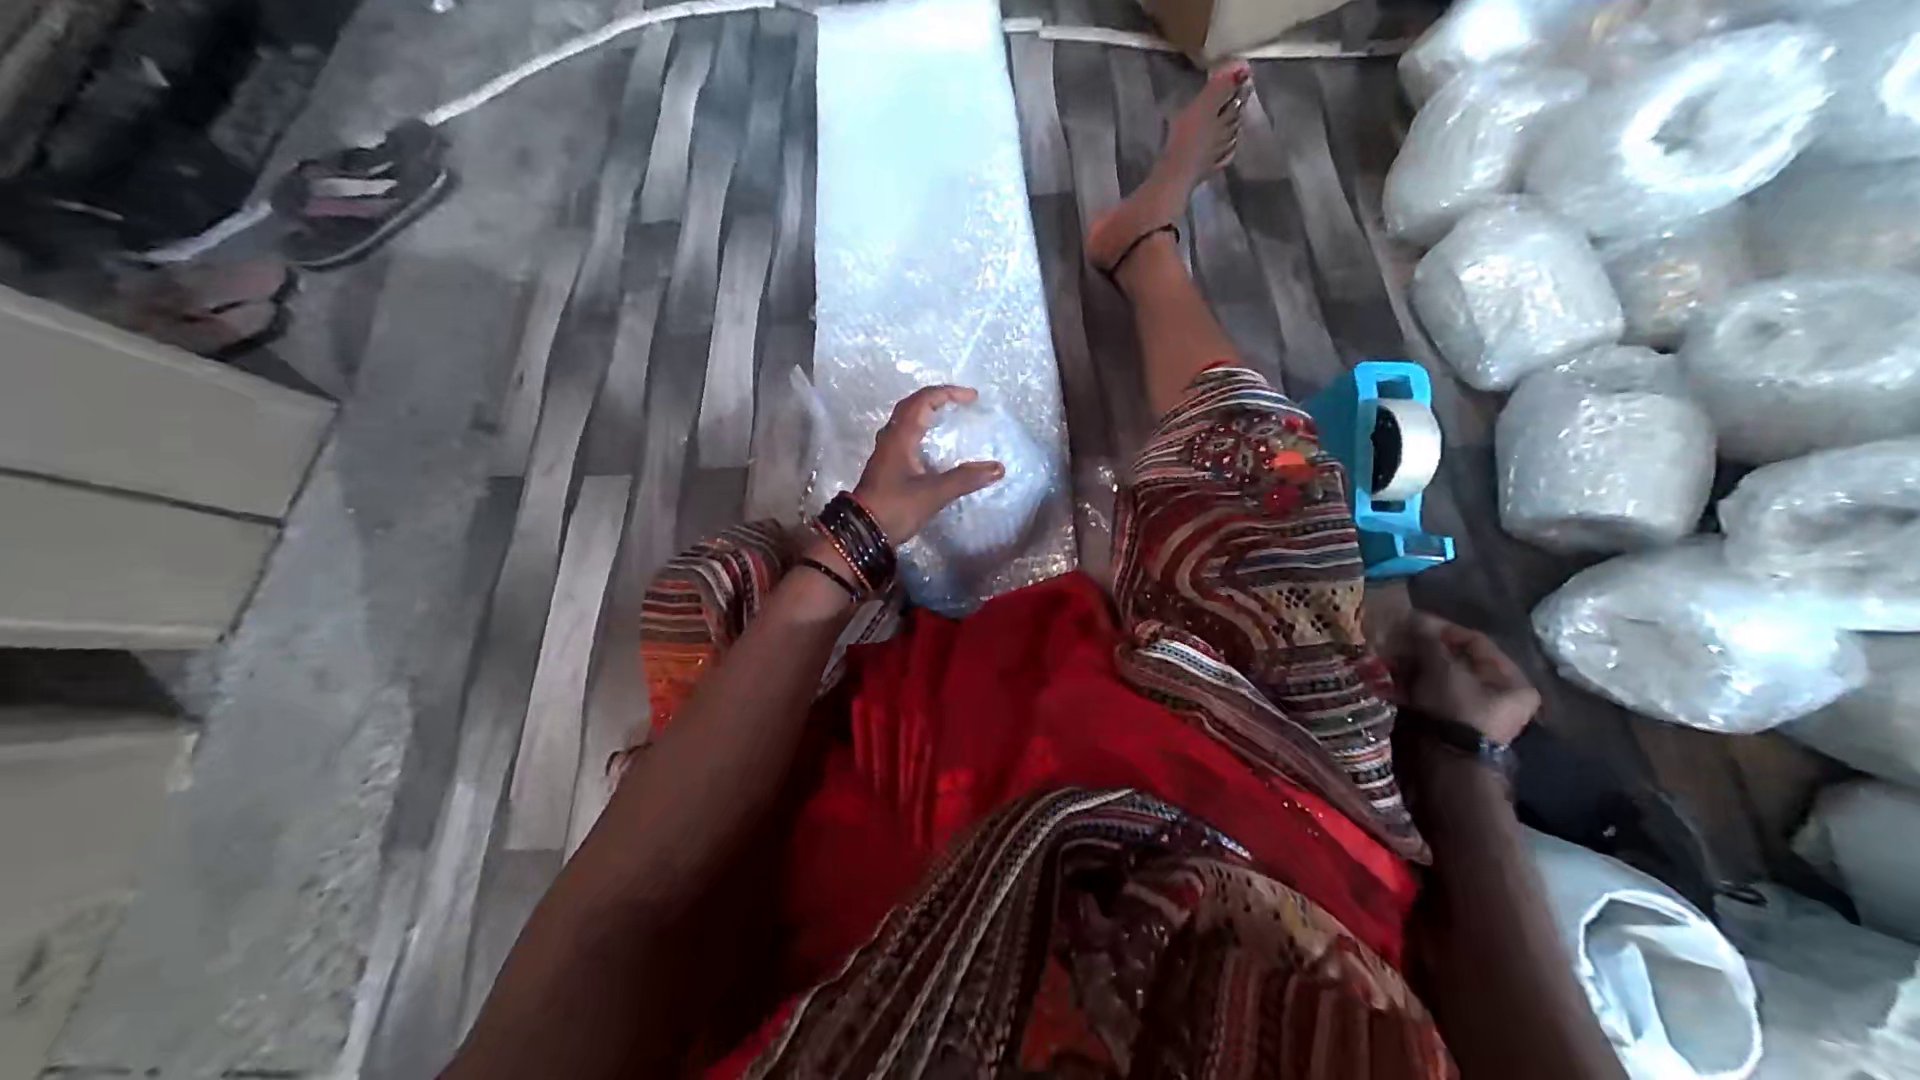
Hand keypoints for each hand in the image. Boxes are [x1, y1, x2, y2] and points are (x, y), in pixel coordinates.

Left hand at [850, 386, 1004, 542]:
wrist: (862, 533)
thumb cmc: (895, 509)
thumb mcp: (933, 494)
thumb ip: (965, 479)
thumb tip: (998, 468)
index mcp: (900, 437)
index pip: (923, 400)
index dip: (948, 393)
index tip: (972, 398)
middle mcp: (891, 439)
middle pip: (912, 406)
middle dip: (937, 398)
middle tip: (961, 402)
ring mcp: (886, 453)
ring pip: (906, 421)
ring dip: (927, 413)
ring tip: (948, 417)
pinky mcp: (887, 467)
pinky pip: (905, 437)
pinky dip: (922, 431)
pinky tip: (933, 446)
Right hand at [1401, 613, 1539, 745]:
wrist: (1446, 760)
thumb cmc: (1455, 708)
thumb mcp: (1443, 669)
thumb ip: (1429, 641)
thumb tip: (1413, 619)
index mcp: (1513, 682)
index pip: (1477, 642)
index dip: (1443, 628)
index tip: (1413, 621)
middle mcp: (1501, 696)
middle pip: (1458, 660)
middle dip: (1425, 648)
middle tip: (1399, 639)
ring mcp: (1476, 711)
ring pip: (1442, 677)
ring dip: (1416, 664)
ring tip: (1391, 656)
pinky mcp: (1454, 722)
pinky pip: (1433, 693)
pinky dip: (1414, 683)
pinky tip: (1393, 675)